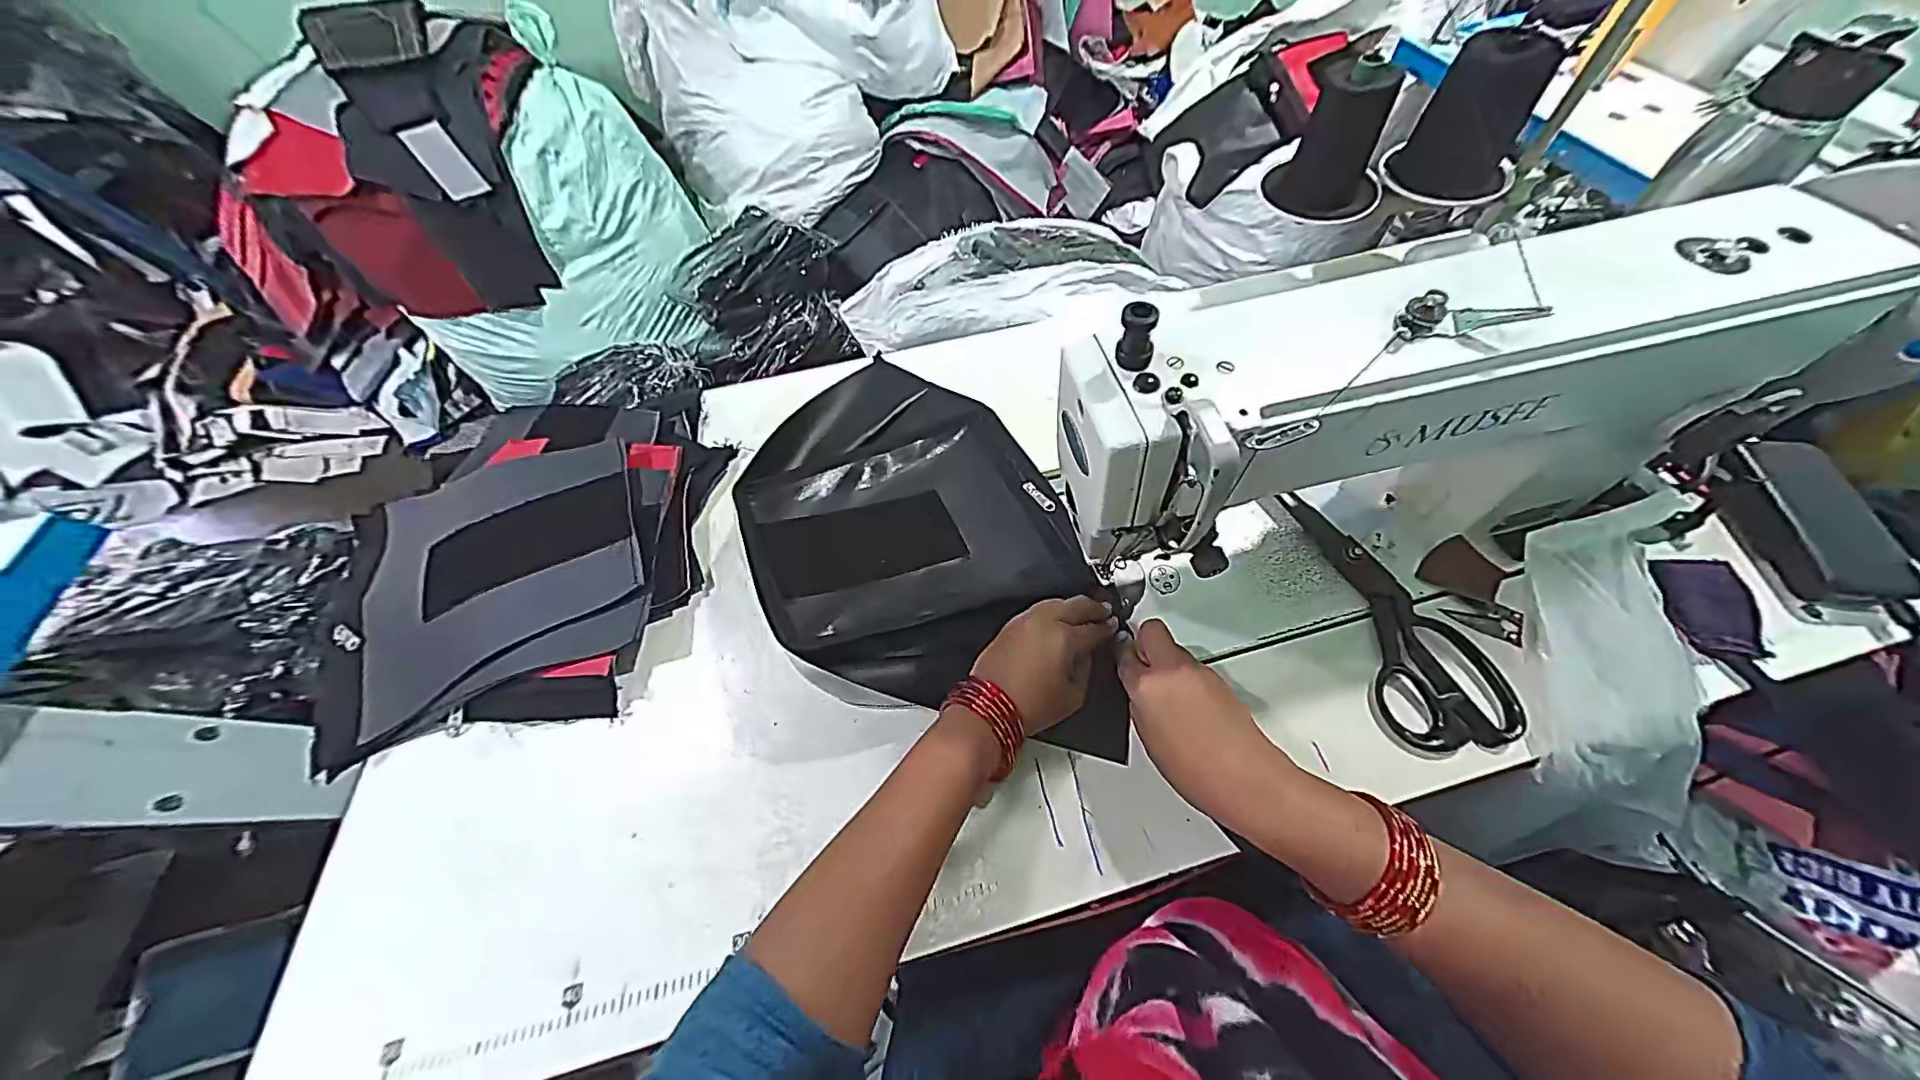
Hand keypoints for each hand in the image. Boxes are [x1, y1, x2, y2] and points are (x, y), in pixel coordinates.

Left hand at [971, 596, 1119, 733]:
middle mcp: (1045, 622)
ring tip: (1081, 614)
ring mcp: (1026, 620)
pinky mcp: (1011, 625)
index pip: (1095, 627)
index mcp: (1065, 638)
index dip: (1107, 627)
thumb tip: (1087, 655)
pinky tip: (1056, 621)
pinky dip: (1051, 612)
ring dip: (1072, 606)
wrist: (992, 706)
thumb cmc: (1028, 704)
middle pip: (1078, 604)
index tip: (1112, 627)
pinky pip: (1037, 610)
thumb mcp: (1074, 695)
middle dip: (1094, 608)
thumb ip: (1086, 668)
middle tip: (1103, 612)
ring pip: (1056, 602)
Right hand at [1118, 619, 1300, 824]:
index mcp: (1146, 686)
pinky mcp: (1220, 678)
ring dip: (1169, 663)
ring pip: (1176, 649)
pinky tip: (1191, 706)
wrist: (1245, 777)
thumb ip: (1139, 704)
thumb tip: (1138, 693)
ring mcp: (1199, 671)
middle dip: (1144, 640)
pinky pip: (1195, 668)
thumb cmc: (1199, 770)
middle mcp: (1173, 670)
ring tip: (1172, 696)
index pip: (1124, 653)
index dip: (1122, 657)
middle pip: (1152, 630)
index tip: (1124, 661)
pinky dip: (1190, 679)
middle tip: (1143, 659)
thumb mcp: (1148, 738)